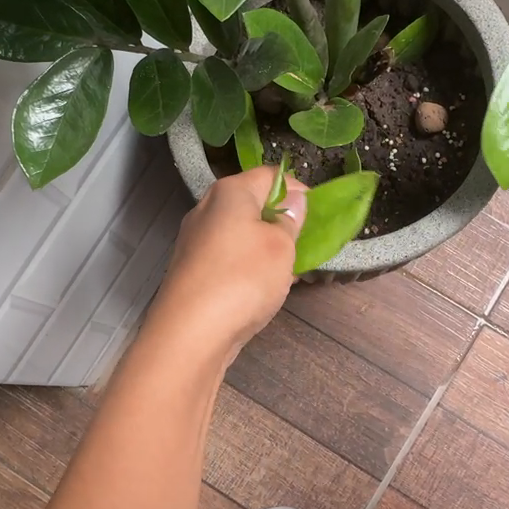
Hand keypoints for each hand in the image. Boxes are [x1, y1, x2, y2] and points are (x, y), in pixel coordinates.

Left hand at [146, 165, 307, 358]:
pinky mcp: (192, 270)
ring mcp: (195, 241)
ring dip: (266, 248)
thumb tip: (293, 200)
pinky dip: (247, 268)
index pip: (271, 176)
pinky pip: (228, 259)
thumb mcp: (281, 246)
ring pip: (240, 235)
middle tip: (305, 245)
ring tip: (288, 272)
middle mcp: (207, 209)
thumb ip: (290, 220)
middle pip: (252, 205)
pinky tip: (262, 289)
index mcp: (230, 192)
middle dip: (281, 222)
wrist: (190, 332)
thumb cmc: (243, 279)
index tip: (318, 215)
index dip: (298, 191)